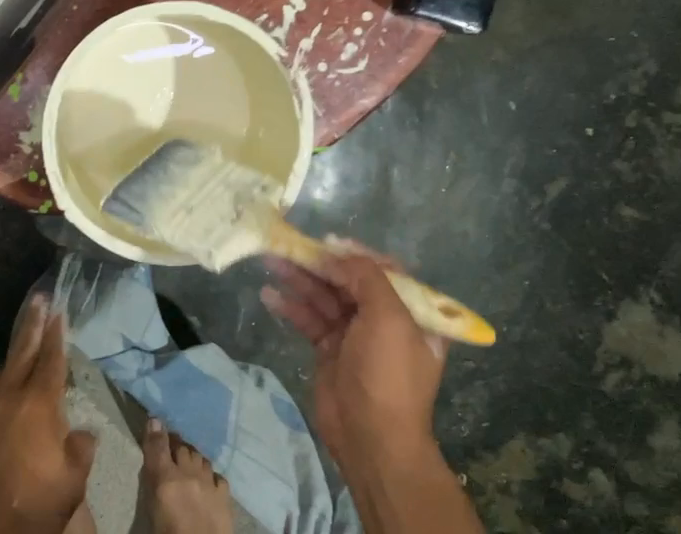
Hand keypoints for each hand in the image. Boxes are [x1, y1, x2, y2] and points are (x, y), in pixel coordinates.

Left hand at [0, 296, 96, 533]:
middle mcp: (7, 394)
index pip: (52, 360)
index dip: (58, 335)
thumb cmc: (30, 505)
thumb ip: (81, 451)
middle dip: (33, 324)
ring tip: (17, 372)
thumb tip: (83, 433)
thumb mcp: (72, 485)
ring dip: (9, 370)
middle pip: (23, 351)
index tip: (60, 312)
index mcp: (39, 404)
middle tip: (40, 300)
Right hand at [259, 252, 446, 470]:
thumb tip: (341, 251)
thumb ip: (367, 278)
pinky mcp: (329, 350)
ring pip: (325, 297)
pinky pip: (309, 319)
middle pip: (348, 281)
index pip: (385, 271)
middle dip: (319, 264)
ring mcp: (355, 336)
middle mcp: (385, 321)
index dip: (356, 255)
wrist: (371, 437)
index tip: (327, 242)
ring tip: (270, 262)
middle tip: (288, 246)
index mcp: (411, 314)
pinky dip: (290, 306)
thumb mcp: (388, 318)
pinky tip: (269, 295)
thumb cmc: (388, 374)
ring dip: (299, 280)